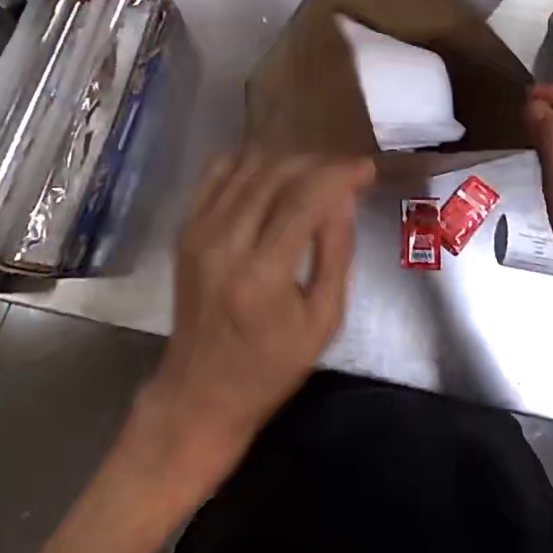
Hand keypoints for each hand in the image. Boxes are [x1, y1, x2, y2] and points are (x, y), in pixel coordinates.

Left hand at [143, 152, 374, 468]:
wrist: (199, 392)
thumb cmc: (270, 366)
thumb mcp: (324, 321)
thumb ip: (337, 252)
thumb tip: (345, 196)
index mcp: (262, 274)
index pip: (305, 199)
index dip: (340, 174)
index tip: (366, 169)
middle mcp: (225, 242)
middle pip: (277, 173)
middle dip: (320, 163)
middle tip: (346, 172)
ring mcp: (199, 231)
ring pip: (249, 165)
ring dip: (289, 160)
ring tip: (316, 174)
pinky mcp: (186, 228)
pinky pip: (218, 171)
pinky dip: (251, 163)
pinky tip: (273, 176)